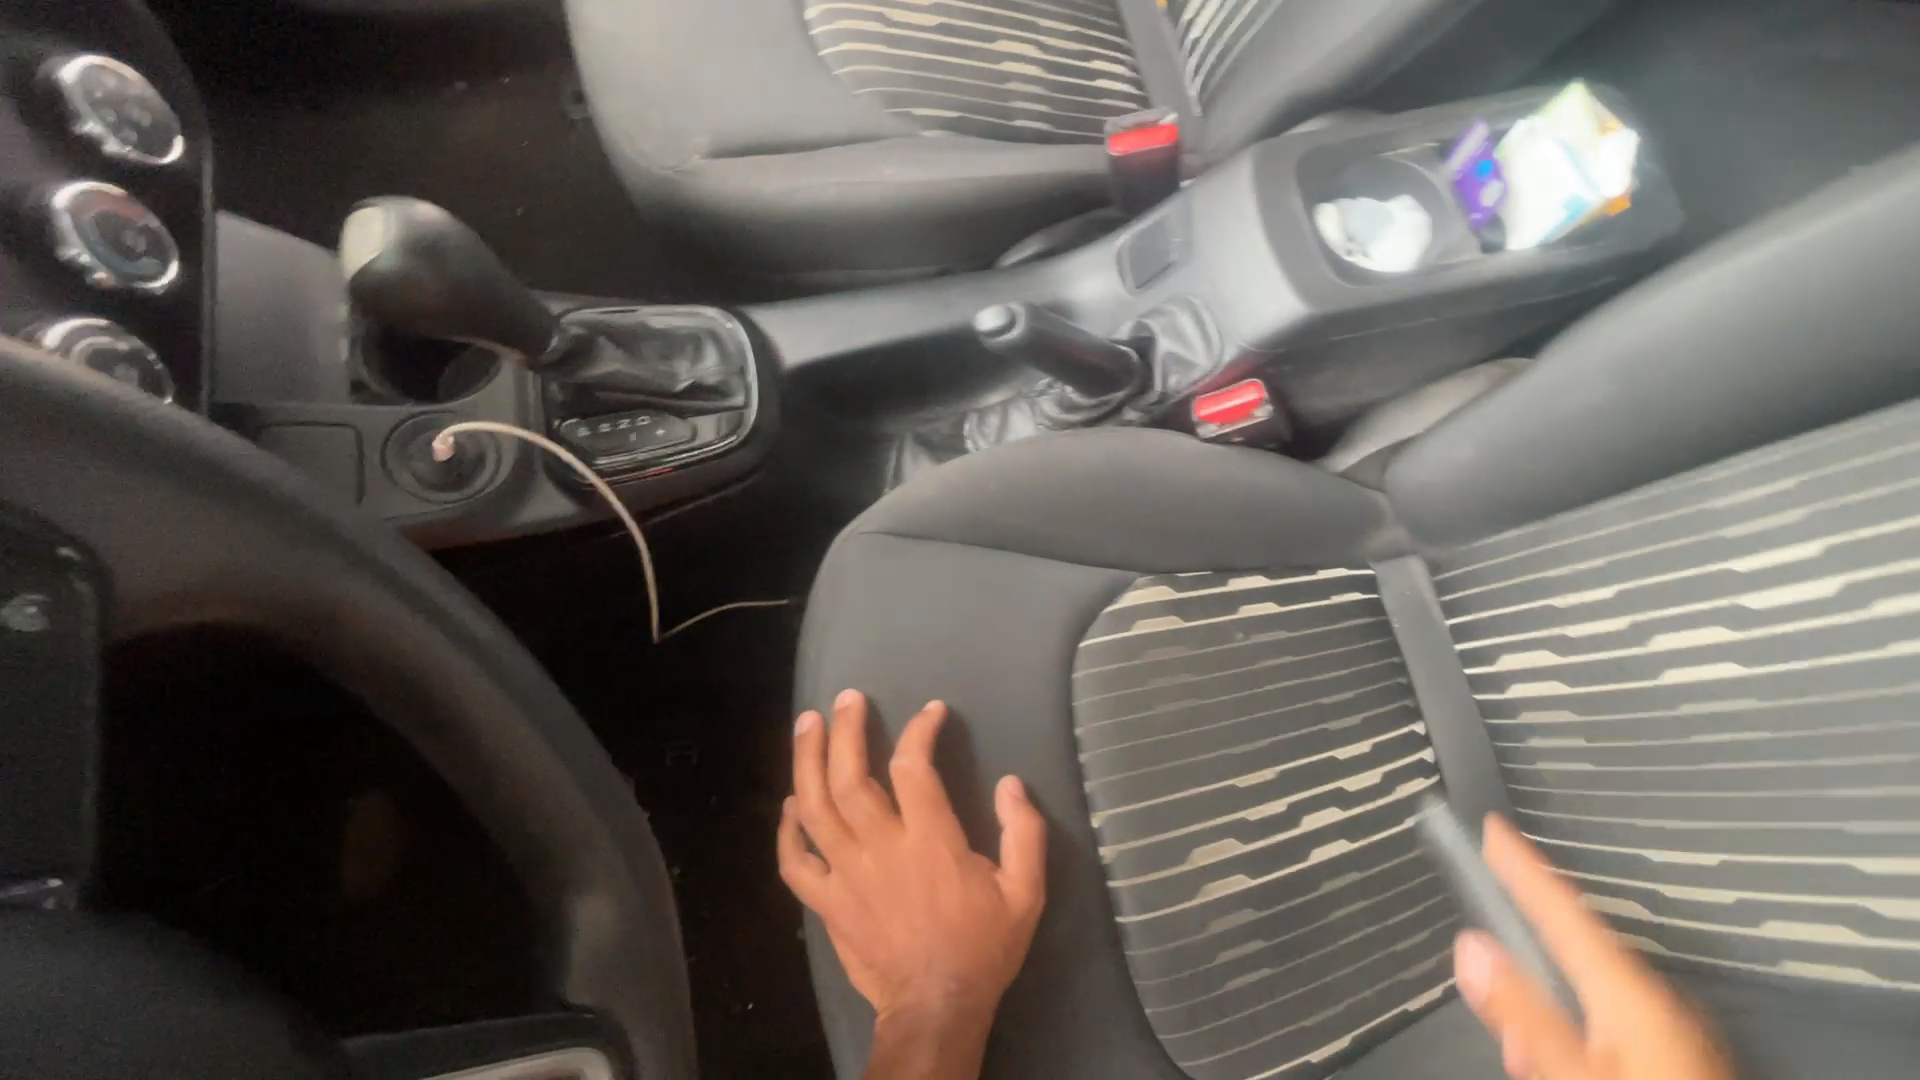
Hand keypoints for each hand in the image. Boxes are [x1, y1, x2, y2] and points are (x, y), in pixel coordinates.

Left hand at [778, 690, 1046, 1078]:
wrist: (936, 1009)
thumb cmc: (982, 948)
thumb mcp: (1025, 893)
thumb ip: (1024, 834)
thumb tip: (1012, 783)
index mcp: (930, 842)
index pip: (913, 768)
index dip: (920, 730)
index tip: (931, 710)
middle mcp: (881, 849)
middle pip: (850, 777)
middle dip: (845, 731)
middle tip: (847, 699)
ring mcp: (846, 876)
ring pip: (815, 808)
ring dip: (806, 761)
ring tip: (807, 724)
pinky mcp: (826, 902)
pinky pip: (794, 862)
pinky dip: (787, 829)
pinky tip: (790, 803)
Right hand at [1455, 816, 1733, 1079]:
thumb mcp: (1576, 1067)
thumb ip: (1524, 1008)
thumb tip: (1472, 946)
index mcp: (1629, 992)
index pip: (1562, 908)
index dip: (1523, 863)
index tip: (1495, 825)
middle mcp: (1655, 1001)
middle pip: (1579, 934)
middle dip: (1532, 905)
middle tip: (1497, 872)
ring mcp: (1671, 1030)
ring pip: (1594, 973)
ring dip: (1547, 957)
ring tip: (1513, 956)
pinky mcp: (1676, 1055)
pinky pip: (1611, 1005)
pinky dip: (1573, 995)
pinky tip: (1561, 1022)